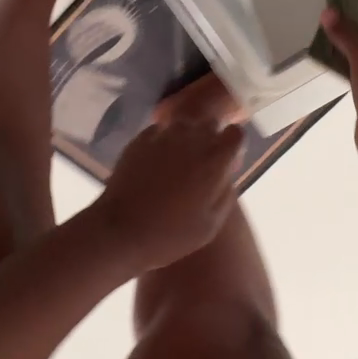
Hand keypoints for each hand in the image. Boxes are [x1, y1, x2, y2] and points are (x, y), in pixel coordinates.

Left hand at [90, 119, 244, 271]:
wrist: (121, 231)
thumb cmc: (170, 235)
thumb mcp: (210, 225)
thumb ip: (226, 193)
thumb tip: (227, 172)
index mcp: (214, 159)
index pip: (236, 132)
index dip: (232, 143)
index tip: (226, 159)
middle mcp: (193, 137)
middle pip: (210, 123)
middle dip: (210, 138)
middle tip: (200, 164)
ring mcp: (165, 134)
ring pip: (184, 124)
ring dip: (186, 137)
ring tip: (175, 163)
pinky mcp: (141, 137)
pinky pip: (160, 131)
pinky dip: (162, 142)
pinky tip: (154, 164)